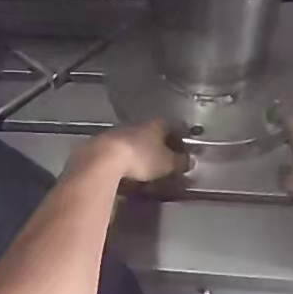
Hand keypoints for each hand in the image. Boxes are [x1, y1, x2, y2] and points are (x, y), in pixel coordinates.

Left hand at [75, 120, 189, 182]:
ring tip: (144, 166)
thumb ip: (180, 162)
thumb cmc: (141, 158)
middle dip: (157, 144)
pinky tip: (125, 169)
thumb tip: (190, 161)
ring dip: (139, 150)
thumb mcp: (167, 164)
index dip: (177, 137)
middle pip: (151, 132)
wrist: (103, 159)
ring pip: (133, 140)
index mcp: (155, 124)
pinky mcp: (102, 143)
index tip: (181, 148)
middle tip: (163, 158)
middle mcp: (137, 124)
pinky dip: (124, 158)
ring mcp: (118, 132)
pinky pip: (119, 150)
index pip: (171, 126)